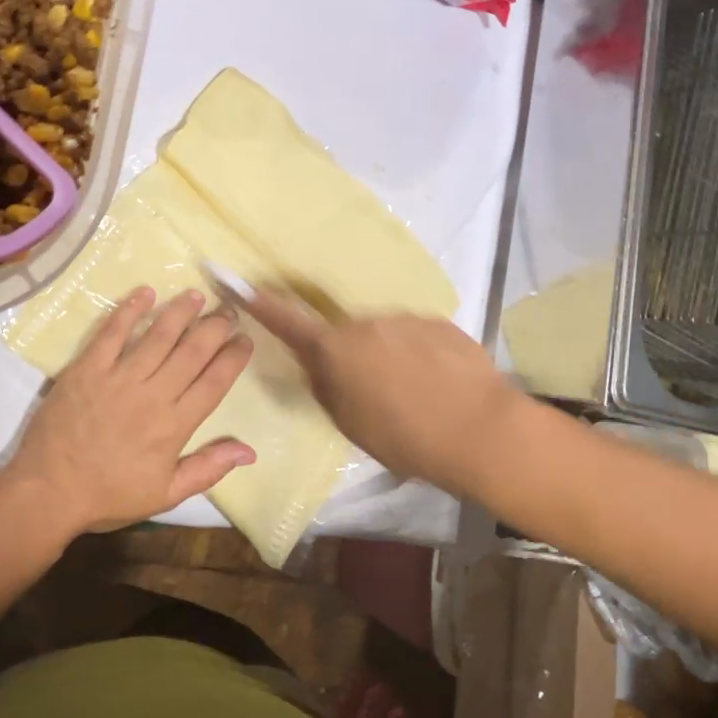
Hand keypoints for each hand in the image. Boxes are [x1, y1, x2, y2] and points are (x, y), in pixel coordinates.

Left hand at [4, 287, 256, 535]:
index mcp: (175, 425)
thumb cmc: (109, 496)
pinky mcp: (87, 368)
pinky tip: (146, 292)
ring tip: (196, 295)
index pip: (214, 382)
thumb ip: (208, 469)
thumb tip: (249, 451)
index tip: (245, 339)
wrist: (48, 492)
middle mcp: (153, 394)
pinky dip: (130, 310)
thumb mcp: (165, 495)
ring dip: (180, 312)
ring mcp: (118, 377)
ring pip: (158, 335)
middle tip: (228, 310)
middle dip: (215, 327)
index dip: (233, 357)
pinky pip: (112, 332)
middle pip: (192, 351)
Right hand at [238, 289, 522, 497]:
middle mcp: (366, 323)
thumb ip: (326, 387)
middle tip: (372, 395)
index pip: (286, 320)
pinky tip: (439, 386)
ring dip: (389, 358)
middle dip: (350, 356)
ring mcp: (405, 318)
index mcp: (336, 349)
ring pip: (384, 337)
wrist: (481, 430)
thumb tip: (317, 365)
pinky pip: (417, 338)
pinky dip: (421, 358)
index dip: (258, 302)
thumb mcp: (352, 424)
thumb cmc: (406, 438)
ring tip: (415, 397)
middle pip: (345, 335)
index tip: (235, 279)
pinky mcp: (439, 323)